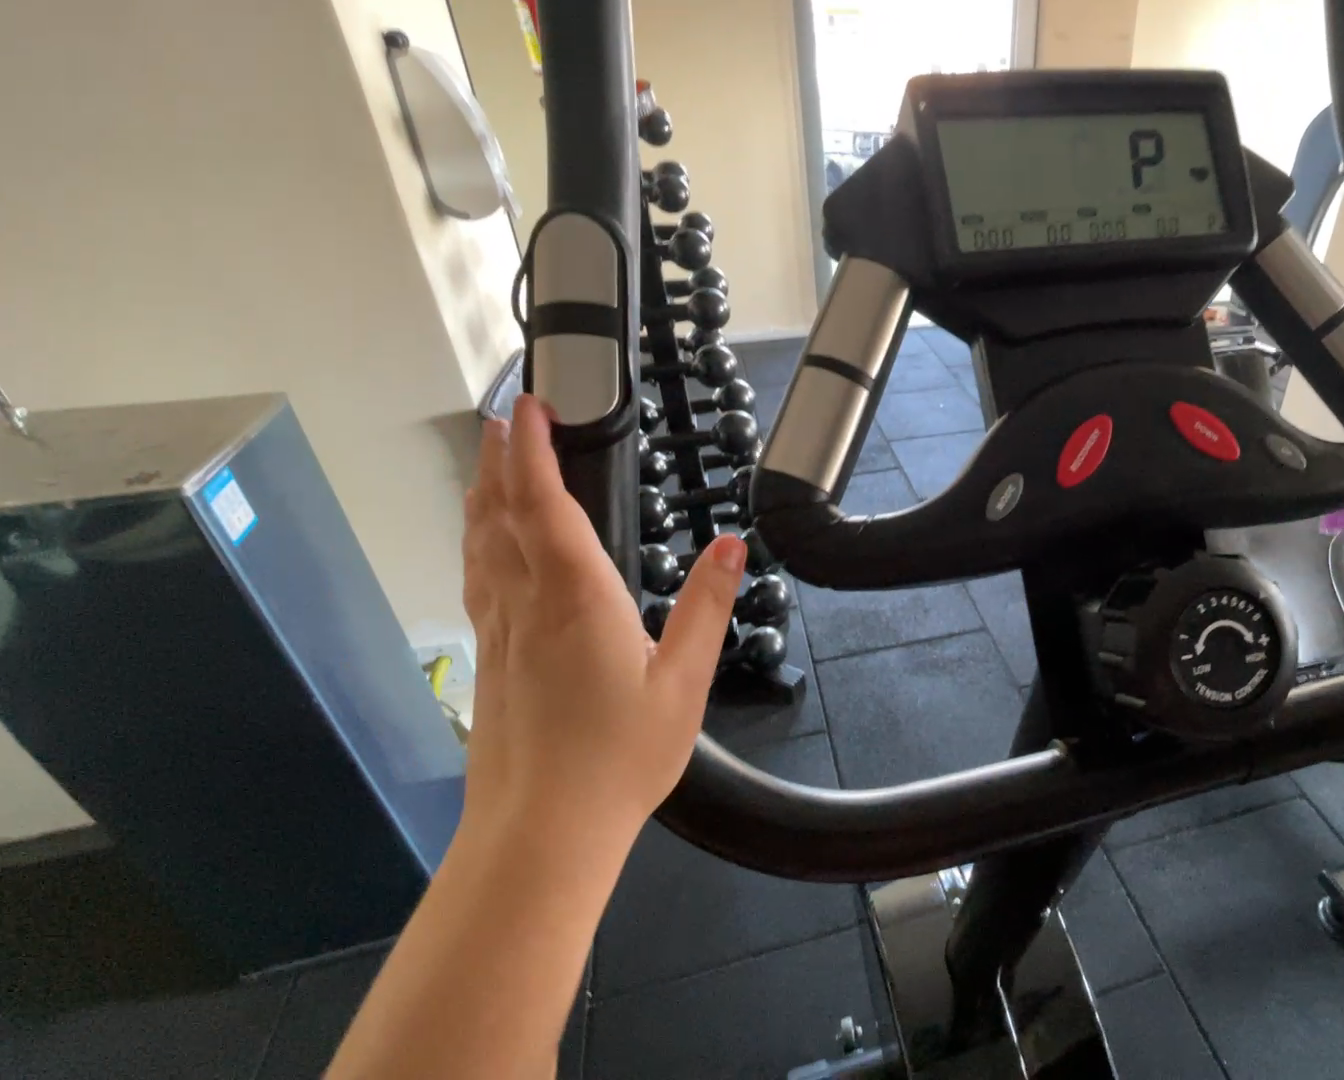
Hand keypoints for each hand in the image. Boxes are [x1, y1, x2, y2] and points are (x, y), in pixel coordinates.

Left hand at [460, 395, 744, 848]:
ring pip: (481, 545)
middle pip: (502, 515)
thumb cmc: (621, 757)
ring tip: (490, 461)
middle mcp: (527, 606)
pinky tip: (485, 543)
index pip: (544, 507)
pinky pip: (478, 579)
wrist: (543, 830)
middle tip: (507, 416)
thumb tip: (732, 545)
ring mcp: (500, 633)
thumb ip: (706, 608)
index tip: (531, 406)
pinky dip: (479, 540)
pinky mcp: (491, 659)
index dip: (534, 451)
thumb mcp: (684, 682)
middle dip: (503, 459)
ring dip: (484, 494)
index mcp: (576, 601)